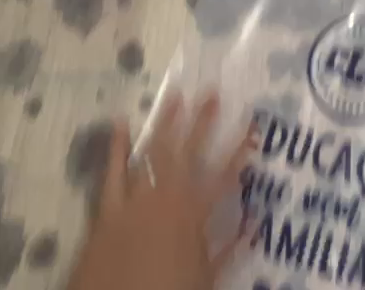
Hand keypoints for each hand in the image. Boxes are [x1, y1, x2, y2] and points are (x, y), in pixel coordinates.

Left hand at [66, 92, 251, 289]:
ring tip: (176, 95)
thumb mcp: (206, 277)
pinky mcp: (108, 209)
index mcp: (195, 216)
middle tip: (212, 92)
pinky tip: (120, 121)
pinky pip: (112, 172)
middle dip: (202, 121)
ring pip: (154, 153)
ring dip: (166, 123)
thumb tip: (256, 220)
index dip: (239, 149)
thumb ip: (230, 248)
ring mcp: (136, 201)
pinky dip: (116, 147)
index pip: (224, 175)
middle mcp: (168, 199)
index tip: (251, 124)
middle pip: (189, 153)